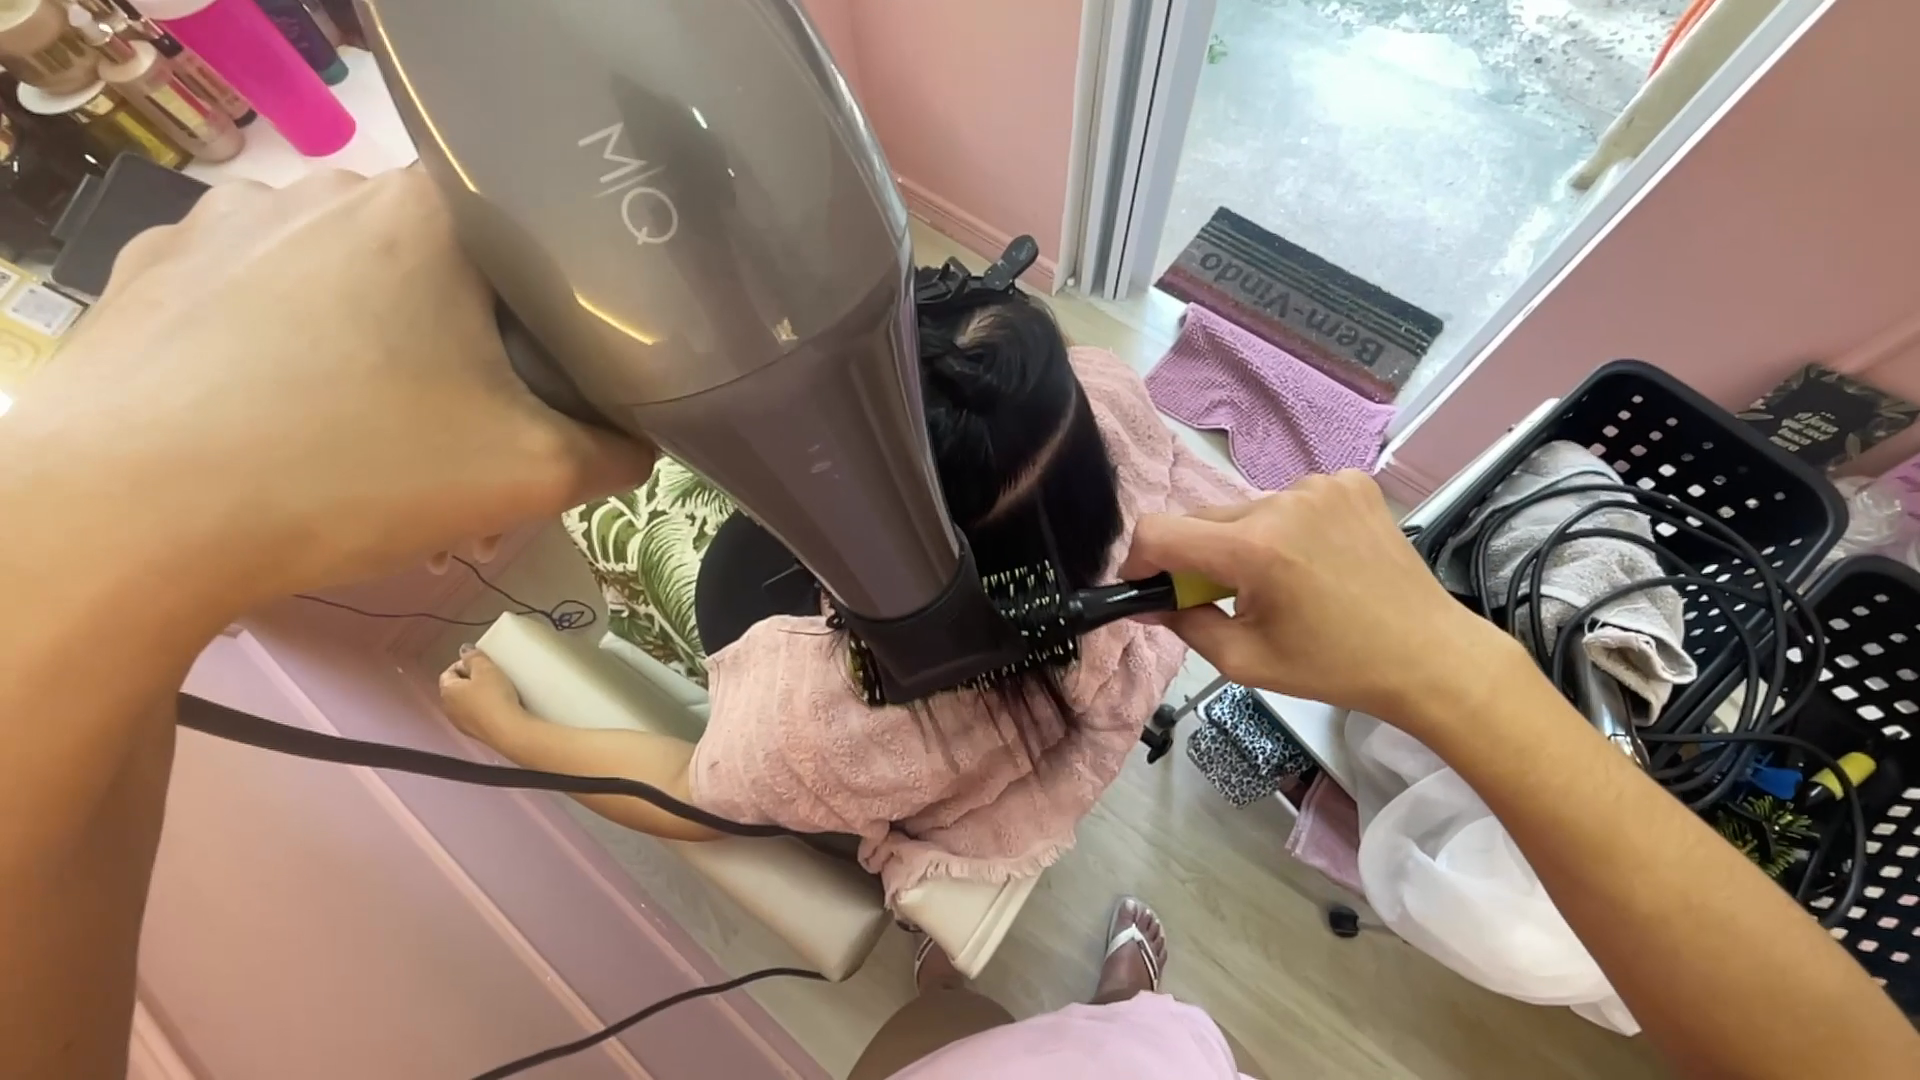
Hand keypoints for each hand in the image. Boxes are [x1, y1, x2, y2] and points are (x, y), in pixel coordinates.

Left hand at [5, 168, 653, 621]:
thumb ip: (617, 452)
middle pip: (449, 259)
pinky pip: (271, 298)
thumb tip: (638, 443)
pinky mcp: (158, 274)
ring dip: (393, 337)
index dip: (567, 300)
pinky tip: (297, 413)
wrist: (127, 524)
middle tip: (489, 411)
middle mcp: (323, 189)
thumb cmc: (361, 469)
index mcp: (426, 212)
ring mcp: (225, 224)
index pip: (535, 232)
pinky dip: (306, 345)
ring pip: (358, 277)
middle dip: (481, 331)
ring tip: (390, 422)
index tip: (570, 362)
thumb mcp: (538, 473)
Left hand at [438, 645, 524, 745]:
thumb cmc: (494, 696)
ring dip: (477, 696)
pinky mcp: (474, 733)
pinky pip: (476, 715)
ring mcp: (460, 723)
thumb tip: (464, 650)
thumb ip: (474, 657)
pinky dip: (484, 709)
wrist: (507, 729)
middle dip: (471, 680)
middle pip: (456, 688)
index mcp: (447, 690)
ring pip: (465, 703)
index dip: (465, 663)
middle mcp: (447, 708)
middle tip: (491, 675)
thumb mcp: (487, 669)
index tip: (483, 662)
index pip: (449, 672)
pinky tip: (499, 708)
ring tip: (498, 692)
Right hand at [1121, 470, 1522, 724]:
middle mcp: (1283, 501)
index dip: (1138, 558)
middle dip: (1195, 557)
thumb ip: (1183, 623)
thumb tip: (1146, 601)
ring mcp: (1321, 485)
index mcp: (1255, 548)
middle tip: (1220, 596)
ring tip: (1278, 580)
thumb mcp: (1245, 660)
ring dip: (1242, 541)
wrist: (1432, 656)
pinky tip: (1312, 558)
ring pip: (1244, 510)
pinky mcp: (1349, 483)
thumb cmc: (1336, 667)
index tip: (1146, 583)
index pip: (1159, 530)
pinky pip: (1288, 500)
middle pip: (1202, 519)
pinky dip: (1284, 527)